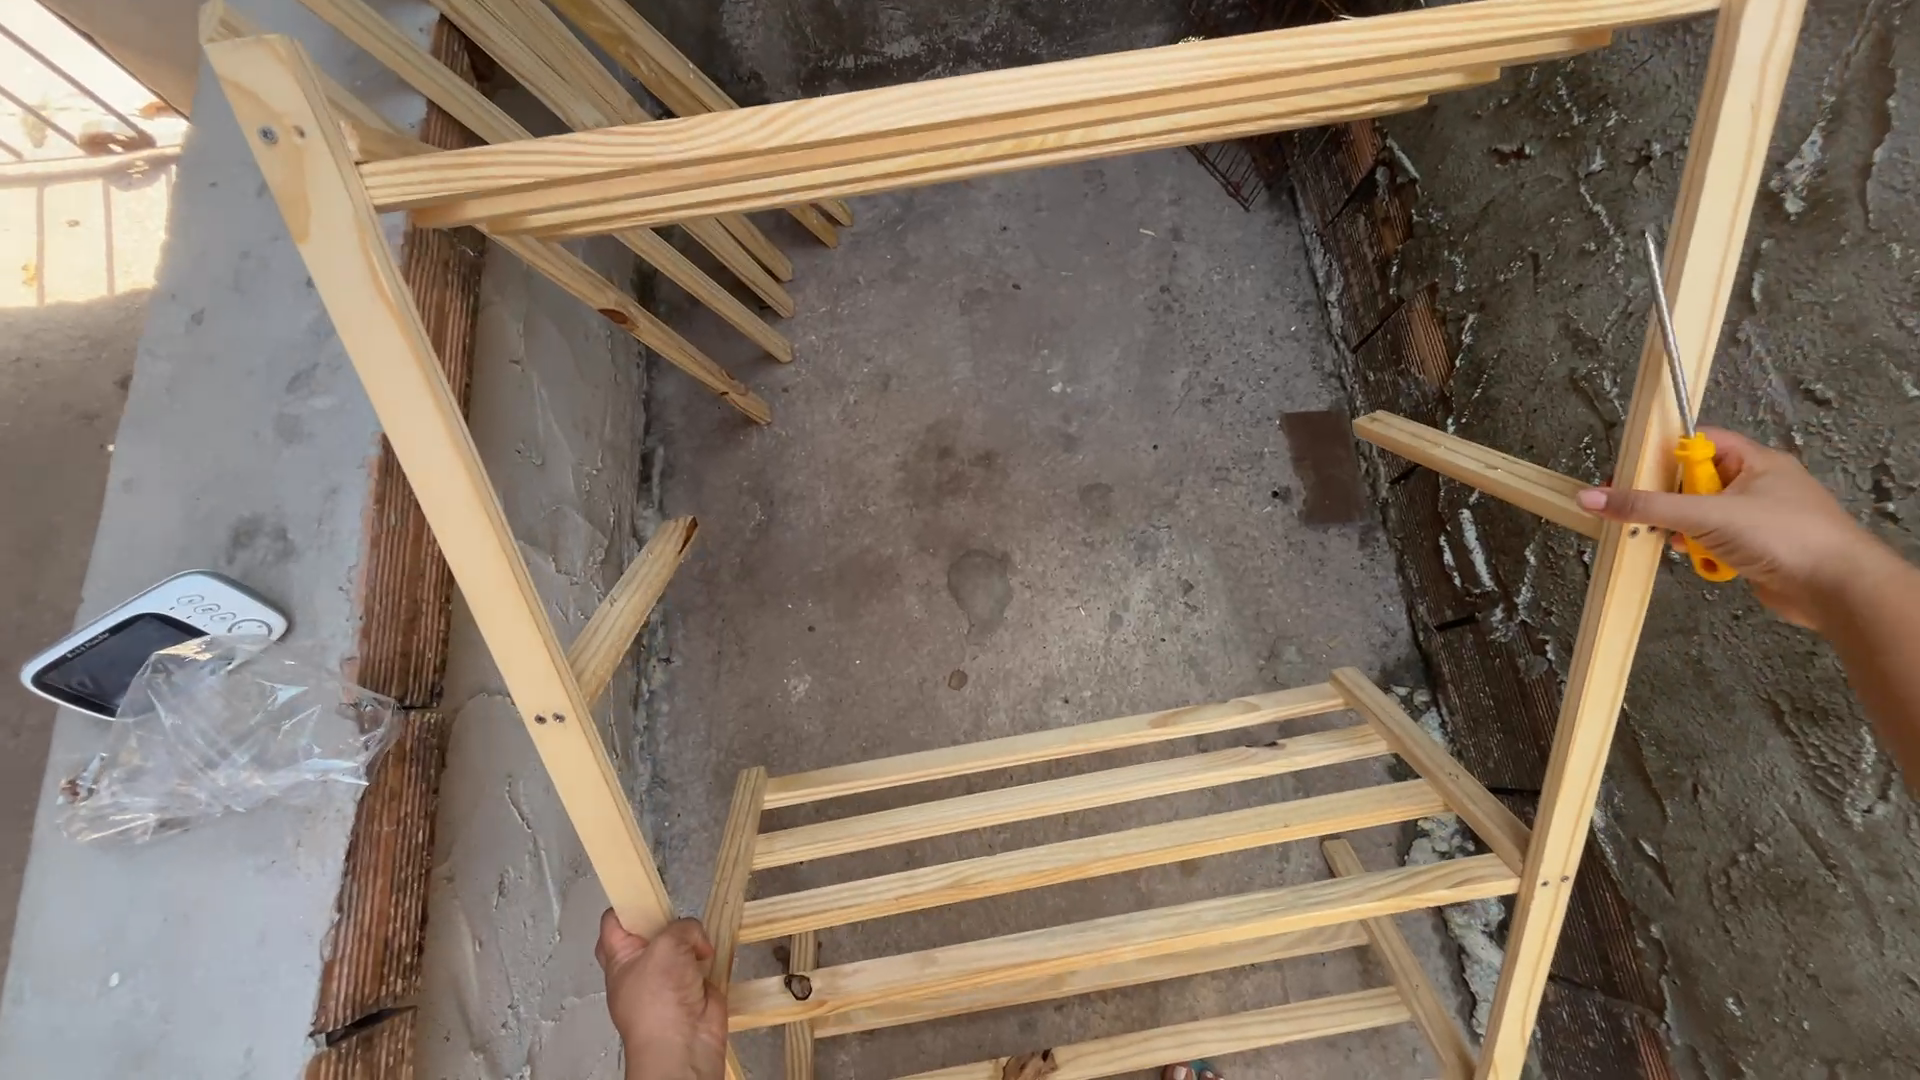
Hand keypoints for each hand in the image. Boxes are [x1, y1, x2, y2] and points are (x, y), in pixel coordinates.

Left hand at [596, 911, 727, 1079]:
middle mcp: (642, 967)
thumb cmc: (660, 997)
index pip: (614, 924)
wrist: (684, 1043)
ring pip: (680, 944)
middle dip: (666, 920)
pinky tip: (712, 952)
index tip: (647, 888)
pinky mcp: (694, 985)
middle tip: (677, 911)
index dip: (626, 904)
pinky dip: (710, 954)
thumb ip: (682, 927)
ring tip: (698, 937)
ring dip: (693, 938)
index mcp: (620, 960)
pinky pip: (702, 960)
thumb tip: (696, 941)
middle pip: (650, 932)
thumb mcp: (666, 946)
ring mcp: (669, 977)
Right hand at [1575, 426, 1882, 629]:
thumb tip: (1588, 497)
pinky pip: (1707, 536)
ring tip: (1670, 537)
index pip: (1697, 442)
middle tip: (1636, 510)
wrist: (1837, 590)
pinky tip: (1694, 555)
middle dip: (1662, 498)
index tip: (1627, 472)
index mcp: (1755, 462)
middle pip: (1689, 480)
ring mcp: (1754, 516)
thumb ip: (1645, 506)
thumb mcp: (1706, 515)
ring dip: (1677, 526)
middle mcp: (1755, 484)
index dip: (1661, 453)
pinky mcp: (1751, 544)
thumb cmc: (1783, 537)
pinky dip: (1695, 545)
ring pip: (1694, 511)